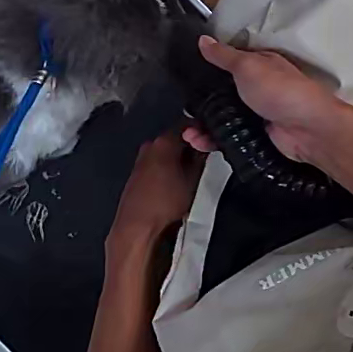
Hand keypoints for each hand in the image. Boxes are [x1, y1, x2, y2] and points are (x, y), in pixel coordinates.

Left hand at [107, 130, 201, 250]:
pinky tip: (177, 179)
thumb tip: (207, 145)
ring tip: (194, 170)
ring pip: (168, 150)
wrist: (137, 226)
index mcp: (164, 141)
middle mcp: (150, 144)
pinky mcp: (137, 172)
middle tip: (208, 156)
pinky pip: (159, 161)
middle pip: (177, 137)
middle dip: (192, 144)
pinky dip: (170, 165)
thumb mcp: (194, 179)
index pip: (189, 124)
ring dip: (181, 156)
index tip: (214, 140)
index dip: (204, 131)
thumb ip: (203, 158)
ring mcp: (141, 158)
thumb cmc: (167, 202)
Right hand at [184, 36, 352, 165]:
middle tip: (182, 109)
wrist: (308, 130)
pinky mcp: (257, 136)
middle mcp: (258, 89)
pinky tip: (200, 142)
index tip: (185, 75)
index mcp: (258, 66)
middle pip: (223, 94)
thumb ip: (224, 56)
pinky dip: (213, 140)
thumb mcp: (249, 66)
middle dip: (202, 103)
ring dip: (204, 125)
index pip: (227, 63)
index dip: (207, 68)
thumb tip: (204, 40)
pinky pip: (230, 138)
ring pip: (224, 118)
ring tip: (187, 132)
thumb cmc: (284, 91)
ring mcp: (258, 114)